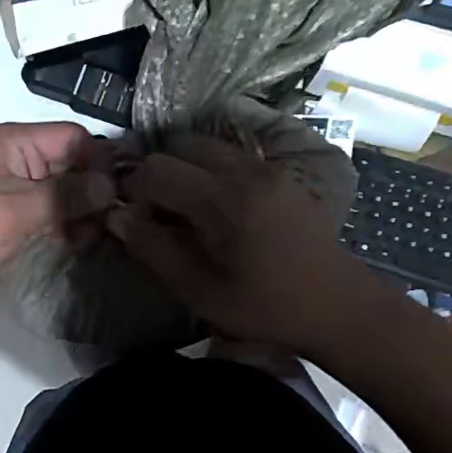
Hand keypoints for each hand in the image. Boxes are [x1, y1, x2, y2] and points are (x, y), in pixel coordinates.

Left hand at [0, 122, 115, 300]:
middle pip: (72, 162)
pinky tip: (83, 239)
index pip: (74, 137)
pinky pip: (50, 208)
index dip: (100, 161)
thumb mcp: (19, 211)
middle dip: (95, 188)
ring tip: (104, 231)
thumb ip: (69, 196)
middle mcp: (17, 156)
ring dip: (84, 208)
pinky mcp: (12, 210)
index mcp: (14, 141)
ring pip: (64, 188)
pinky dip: (67, 221)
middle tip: (118, 217)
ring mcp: (14, 184)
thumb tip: (112, 187)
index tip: (122, 191)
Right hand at [107, 137, 368, 351]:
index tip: (132, 217)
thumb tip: (116, 217)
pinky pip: (233, 155)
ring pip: (208, 146)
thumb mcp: (199, 290)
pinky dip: (212, 169)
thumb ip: (153, 249)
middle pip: (180, 146)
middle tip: (158, 211)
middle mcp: (244, 170)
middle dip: (159, 173)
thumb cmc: (264, 306)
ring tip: (185, 208)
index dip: (133, 190)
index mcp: (222, 200)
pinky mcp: (281, 173)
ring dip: (186, 168)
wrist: (334, 304)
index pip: (156, 170)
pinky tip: (217, 206)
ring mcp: (267, 167)